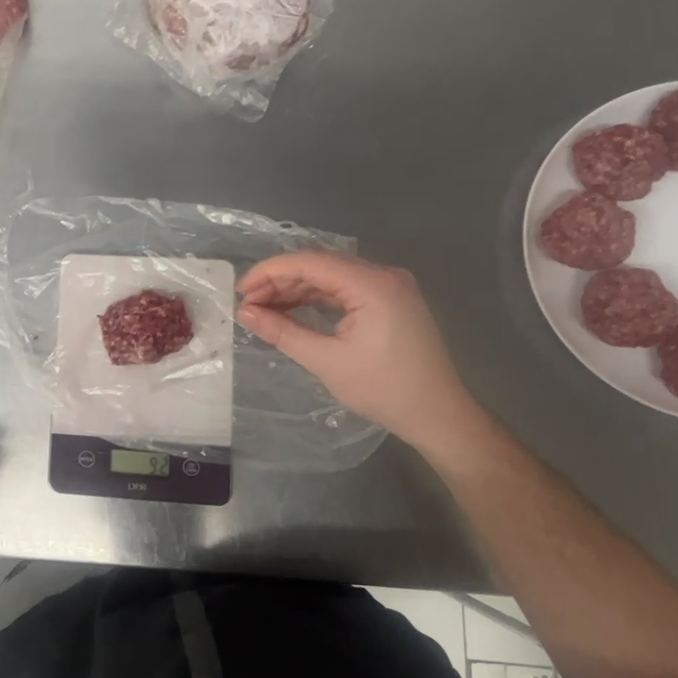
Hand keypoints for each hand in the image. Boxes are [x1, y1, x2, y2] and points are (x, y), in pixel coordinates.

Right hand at [235, 251, 484, 449]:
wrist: (437, 414)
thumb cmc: (384, 389)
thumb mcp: (326, 361)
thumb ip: (283, 332)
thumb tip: (245, 313)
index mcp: (373, 285)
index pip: (310, 263)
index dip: (270, 272)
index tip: (240, 290)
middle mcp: (383, 276)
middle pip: (320, 265)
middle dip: (280, 281)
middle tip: (247, 303)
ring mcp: (390, 287)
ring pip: (331, 277)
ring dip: (296, 290)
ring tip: (263, 308)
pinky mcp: (390, 301)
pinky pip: (345, 290)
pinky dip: (316, 298)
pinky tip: (292, 310)